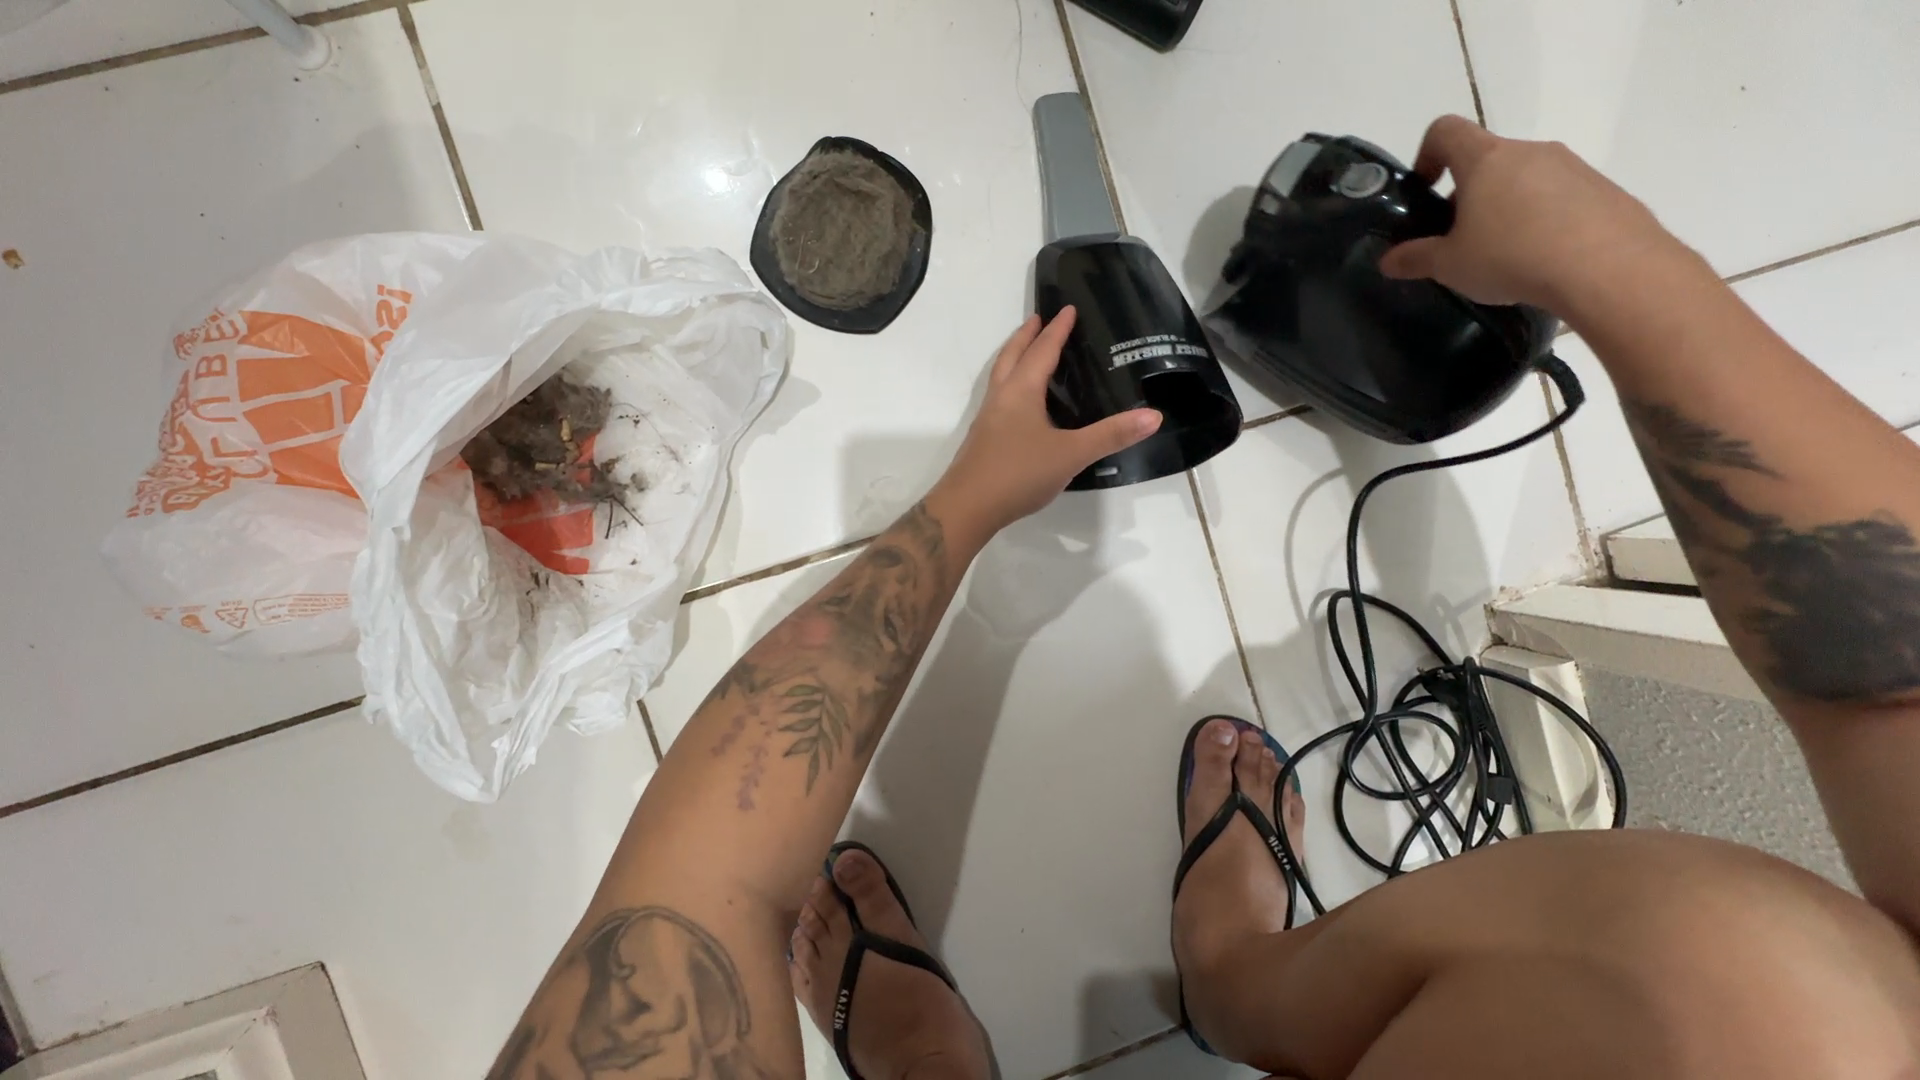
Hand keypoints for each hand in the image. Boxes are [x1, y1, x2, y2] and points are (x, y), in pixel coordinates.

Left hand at [927, 307, 1161, 537]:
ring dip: (1014, 360)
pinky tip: (1022, 407)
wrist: (967, 508)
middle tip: (1038, 320)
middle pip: (1011, 356)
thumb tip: (1153, 416)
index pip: (1042, 351)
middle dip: (1026, 336)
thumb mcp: (1071, 454)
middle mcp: (1001, 398)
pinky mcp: (984, 440)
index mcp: (1021, 391)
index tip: (1068, 309)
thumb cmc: (1018, 473)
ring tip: (1028, 355)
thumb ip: (1110, 435)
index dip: (1057, 330)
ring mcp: (988, 420)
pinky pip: (999, 400)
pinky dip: (1011, 387)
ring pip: (1001, 378)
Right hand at [1378, 115, 1686, 311]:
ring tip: (1501, 254)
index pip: (1446, 130)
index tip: (1425, 190)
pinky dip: (1540, 219)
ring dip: (1504, 207)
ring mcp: (1570, 166)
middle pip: (1486, 159)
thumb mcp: (1450, 265)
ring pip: (1523, 178)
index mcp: (1485, 160)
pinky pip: (1558, 196)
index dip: (1427, 154)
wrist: (1606, 266)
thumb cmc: (1510, 256)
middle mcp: (1528, 151)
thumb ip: (1415, 259)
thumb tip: (1388, 261)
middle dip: (1466, 194)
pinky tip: (1539, 258)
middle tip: (1459, 239)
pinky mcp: (1600, 188)